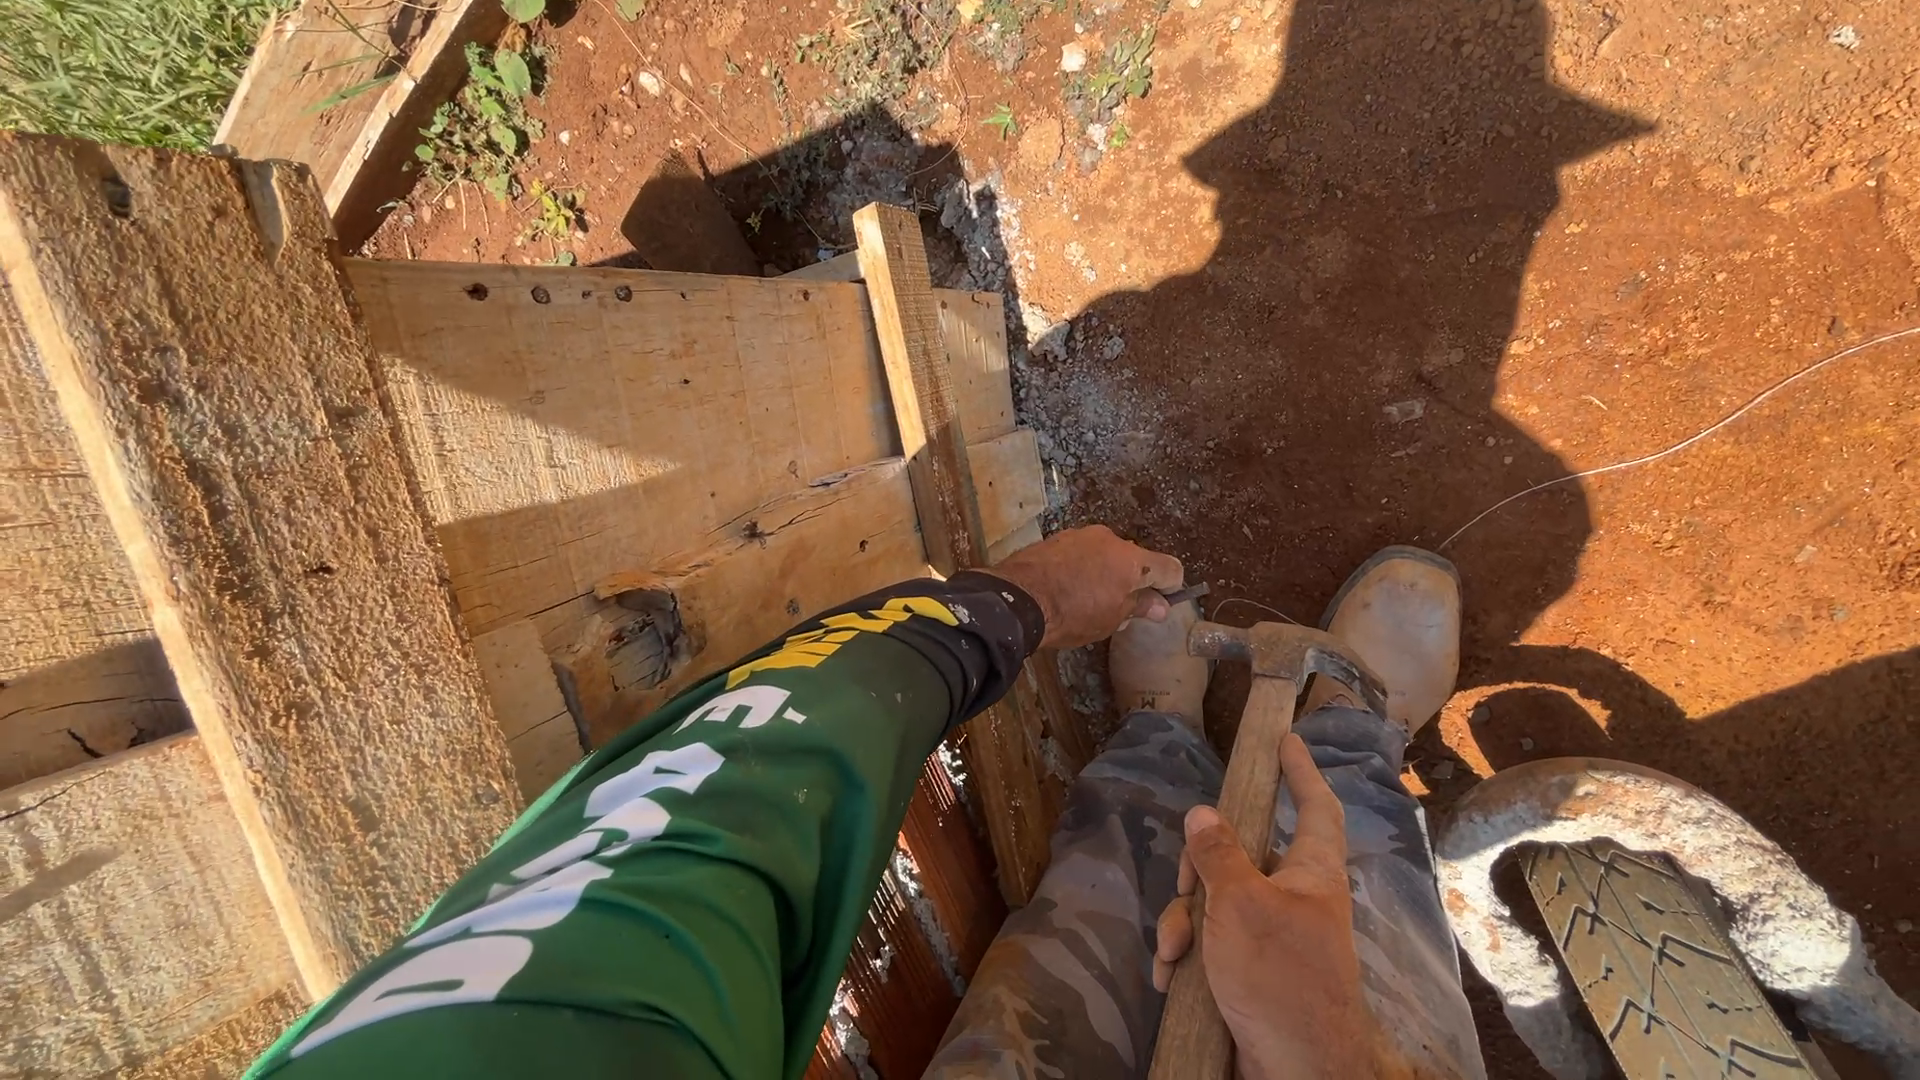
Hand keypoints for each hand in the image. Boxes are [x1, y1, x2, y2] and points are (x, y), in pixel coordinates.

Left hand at [983, 525, 1183, 648]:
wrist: (1016, 599)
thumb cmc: (1072, 614)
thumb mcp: (1110, 619)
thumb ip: (1138, 607)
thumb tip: (1160, 606)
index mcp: (1132, 560)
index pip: (1168, 567)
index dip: (1170, 586)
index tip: (1161, 601)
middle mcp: (1109, 539)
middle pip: (1134, 558)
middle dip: (1131, 580)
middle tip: (1118, 607)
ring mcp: (1080, 535)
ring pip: (1104, 553)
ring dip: (1103, 571)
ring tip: (1086, 599)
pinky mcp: (1055, 538)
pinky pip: (1078, 552)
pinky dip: (1080, 567)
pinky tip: (1066, 587)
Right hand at [1153, 734, 1381, 1079]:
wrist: (1296, 1075)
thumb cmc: (1280, 978)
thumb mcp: (1241, 905)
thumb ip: (1218, 853)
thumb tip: (1203, 812)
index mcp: (1310, 875)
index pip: (1314, 807)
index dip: (1301, 771)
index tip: (1286, 740)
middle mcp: (1294, 898)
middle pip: (1240, 854)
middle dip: (1200, 870)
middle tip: (1186, 889)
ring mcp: (1271, 934)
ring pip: (1215, 899)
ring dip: (1185, 922)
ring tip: (1177, 955)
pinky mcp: (1250, 968)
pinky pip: (1210, 939)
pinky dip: (1189, 952)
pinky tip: (1174, 976)